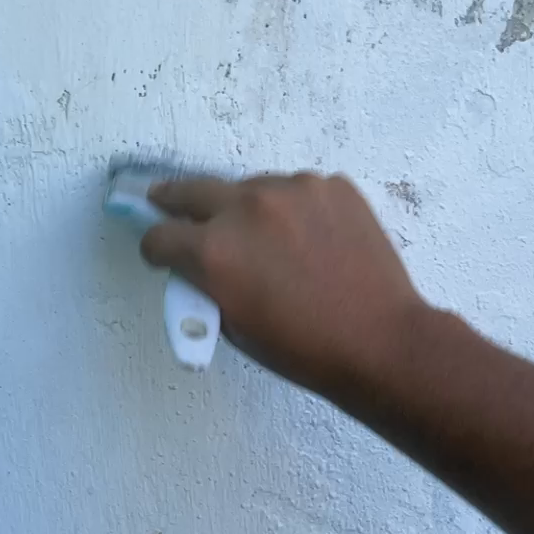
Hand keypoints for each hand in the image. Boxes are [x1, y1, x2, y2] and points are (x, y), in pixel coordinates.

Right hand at [141, 173, 428, 395]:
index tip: (161, 254)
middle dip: (172, 201)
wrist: (378, 340)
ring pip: (249, 188)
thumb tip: (199, 264)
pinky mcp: (331, 185)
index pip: (160, 236)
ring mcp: (292, 189)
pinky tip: (307, 241)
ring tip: (263, 238)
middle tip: (162, 201)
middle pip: (191, 190)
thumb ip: (207, 285)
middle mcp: (247, 208)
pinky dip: (290, 210)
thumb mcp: (234, 327)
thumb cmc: (302, 349)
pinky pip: (294, 191)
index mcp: (214, 252)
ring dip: (242, 208)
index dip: (155, 250)